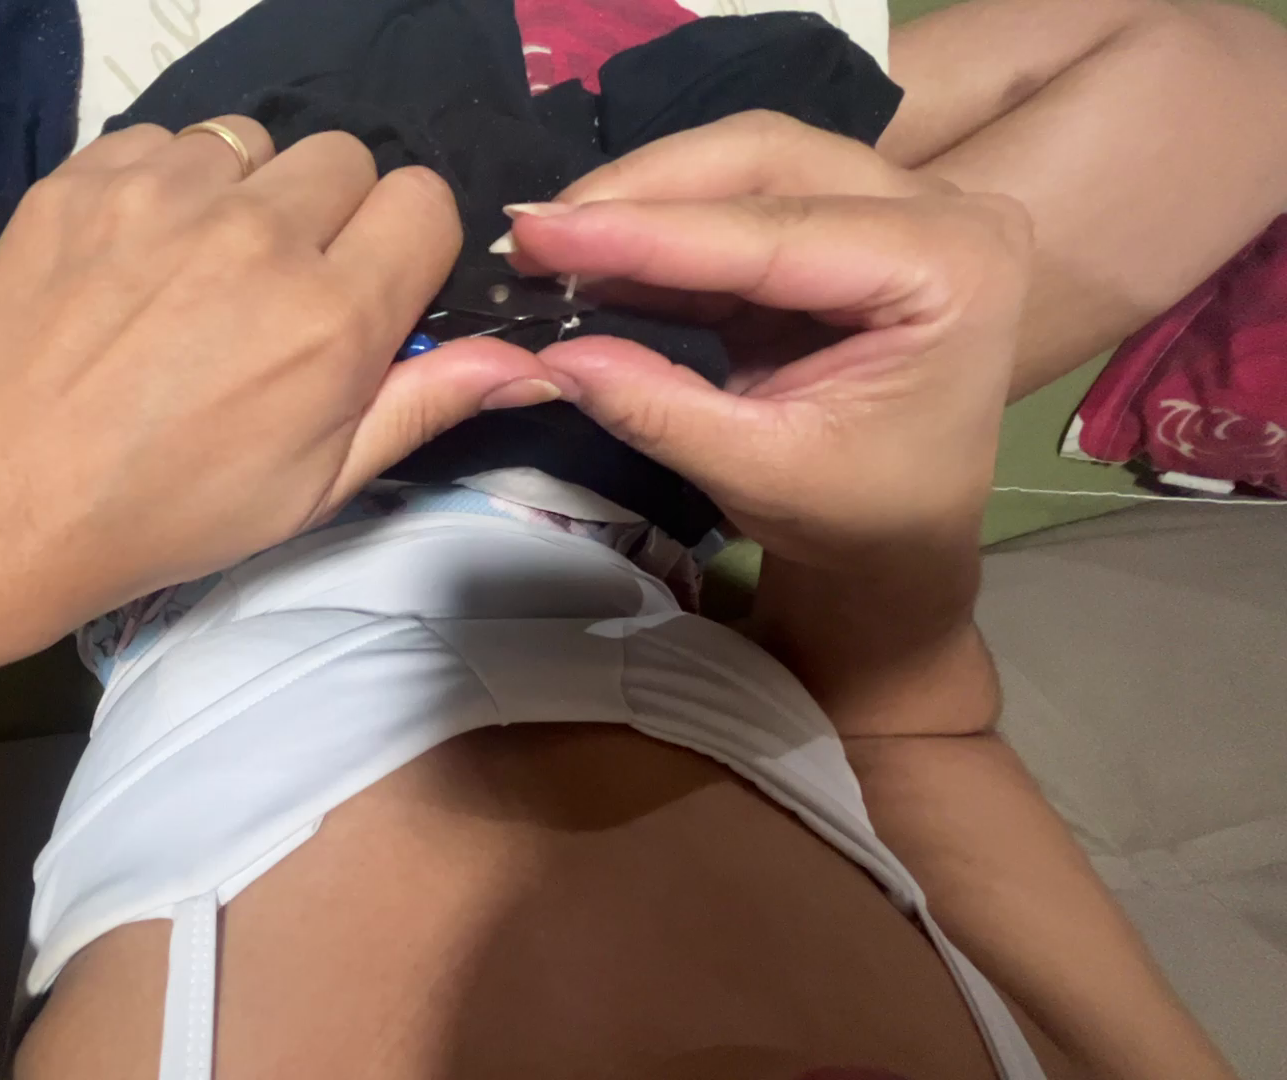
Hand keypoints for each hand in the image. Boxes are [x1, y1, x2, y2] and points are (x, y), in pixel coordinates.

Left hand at [0, 117, 556, 646]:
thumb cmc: (177, 512)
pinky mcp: (83, 175)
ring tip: (202, 279)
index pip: (426, 204)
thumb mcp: (318, 486)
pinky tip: (138, 264)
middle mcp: (256, 234)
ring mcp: (161, 193)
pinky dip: (171, 191)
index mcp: (330, 318)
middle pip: (349, 162)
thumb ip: (423, 405)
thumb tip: (525, 362)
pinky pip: (166, 144)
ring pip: (256, 147)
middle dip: (334, 224)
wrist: (10, 502)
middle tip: (280, 298)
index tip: (370, 297)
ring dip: (251, 202)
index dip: (407, 252)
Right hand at [505, 112, 1033, 567]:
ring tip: (548, 240)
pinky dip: (648, 234)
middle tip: (533, 230)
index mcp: (944, 270)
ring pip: (739, 168)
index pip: (769, 232)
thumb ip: (654, 408)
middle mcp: (927, 213)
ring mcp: (879, 211)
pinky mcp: (823, 235)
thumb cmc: (852, 512)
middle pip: (760, 161)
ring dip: (635, 201)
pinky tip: (589, 255)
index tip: (539, 234)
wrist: (894, 529)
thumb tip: (550, 359)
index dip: (643, 232)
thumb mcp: (753, 470)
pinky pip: (724, 212)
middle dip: (636, 191)